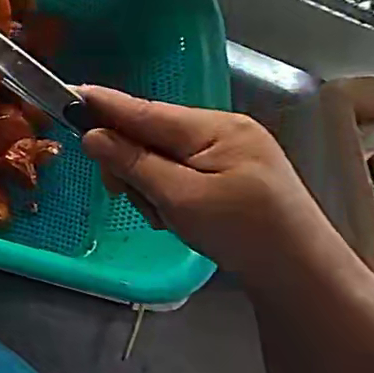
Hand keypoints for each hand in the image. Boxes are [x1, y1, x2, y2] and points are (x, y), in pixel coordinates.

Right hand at [77, 85, 340, 279]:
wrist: (304, 277)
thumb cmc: (246, 235)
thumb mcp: (182, 199)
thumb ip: (134, 164)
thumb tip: (92, 136)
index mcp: (214, 128)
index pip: (145, 110)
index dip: (104, 105)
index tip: (69, 94)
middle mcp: (222, 130)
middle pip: (152, 133)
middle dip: (130, 161)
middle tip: (121, 193)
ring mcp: (231, 151)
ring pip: (164, 155)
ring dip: (150, 182)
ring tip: (164, 216)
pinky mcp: (233, 173)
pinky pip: (182, 170)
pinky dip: (169, 190)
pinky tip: (178, 216)